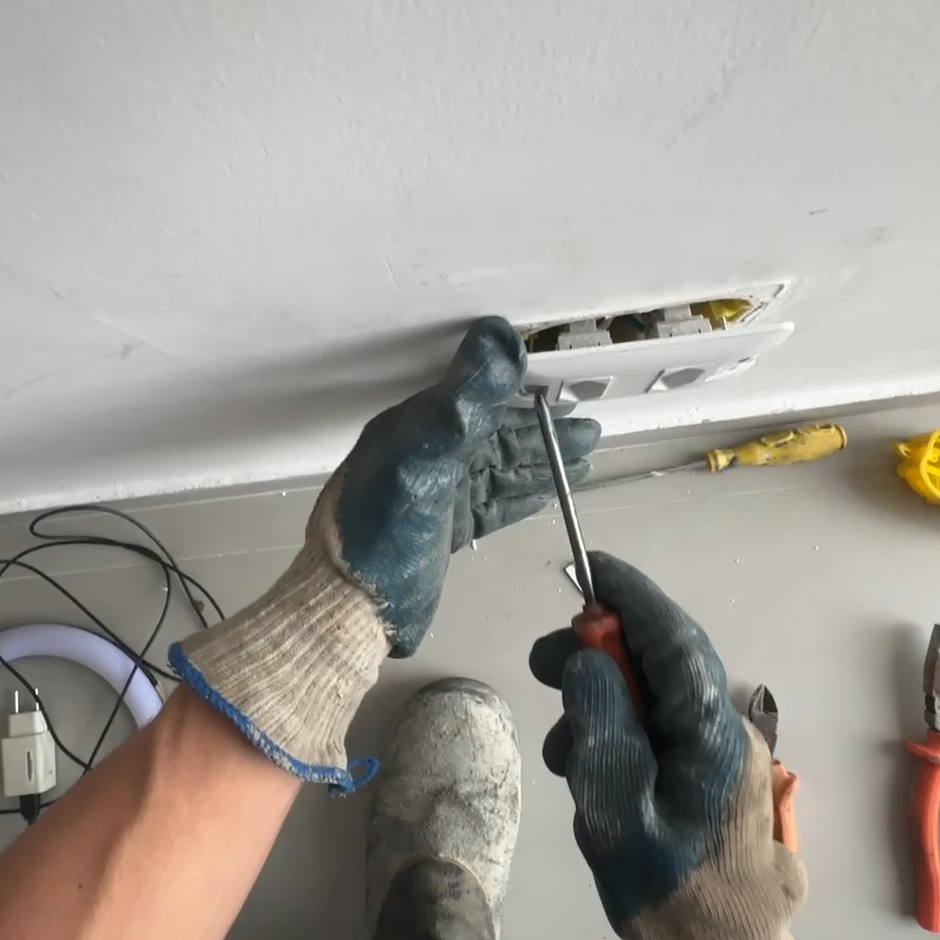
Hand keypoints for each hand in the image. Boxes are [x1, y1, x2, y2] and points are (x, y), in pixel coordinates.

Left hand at [334, 315, 600, 654]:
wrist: (349, 605)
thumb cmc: (382, 531)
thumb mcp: (423, 458)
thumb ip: (462, 400)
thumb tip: (500, 334)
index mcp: (417, 429)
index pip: (479, 402)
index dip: (523, 396)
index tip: (562, 391)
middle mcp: (430, 456)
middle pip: (497, 437)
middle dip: (543, 433)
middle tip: (589, 431)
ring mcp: (440, 494)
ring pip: (501, 471)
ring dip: (541, 463)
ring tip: (584, 458)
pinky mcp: (448, 529)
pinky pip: (495, 504)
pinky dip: (523, 495)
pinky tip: (548, 491)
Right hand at [530, 552, 805, 939]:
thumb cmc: (672, 888)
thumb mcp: (620, 810)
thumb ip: (603, 728)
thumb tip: (587, 659)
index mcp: (711, 730)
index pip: (672, 638)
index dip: (631, 595)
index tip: (591, 568)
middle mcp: (720, 725)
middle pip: (657, 656)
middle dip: (599, 648)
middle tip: (546, 662)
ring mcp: (712, 744)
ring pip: (648, 687)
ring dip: (598, 694)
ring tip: (562, 737)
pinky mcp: (699, 763)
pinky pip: (650, 720)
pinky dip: (610, 725)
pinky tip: (583, 762)